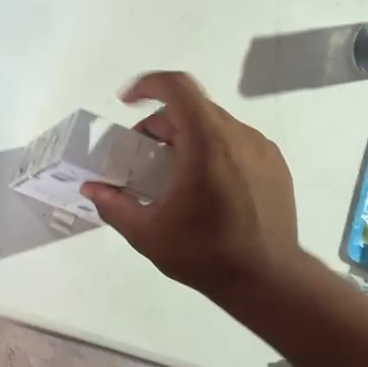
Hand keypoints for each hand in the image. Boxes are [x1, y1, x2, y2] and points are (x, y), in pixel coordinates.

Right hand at [82, 72, 302, 300]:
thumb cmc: (204, 254)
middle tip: (140, 157)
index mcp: (207, 144)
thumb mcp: (146, 233)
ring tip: (171, 176)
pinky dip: (210, 152)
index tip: (125, 103)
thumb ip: (113, 204)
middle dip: (159, 123)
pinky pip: (235, 144)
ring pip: (214, 126)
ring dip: (185, 138)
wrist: (269, 281)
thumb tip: (92, 188)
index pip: (178, 88)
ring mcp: (262, 149)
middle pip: (192, 109)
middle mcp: (239, 137)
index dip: (147, 85)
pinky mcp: (275, 165)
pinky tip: (202, 189)